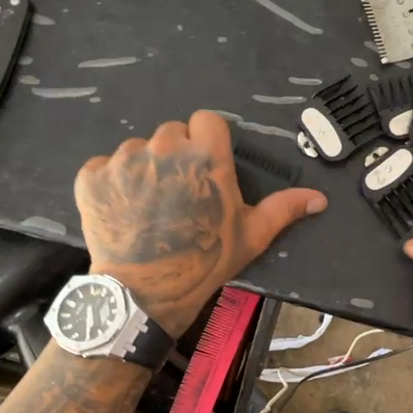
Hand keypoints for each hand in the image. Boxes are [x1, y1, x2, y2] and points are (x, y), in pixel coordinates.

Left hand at [74, 112, 325, 335]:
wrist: (147, 291)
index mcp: (206, 156)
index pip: (206, 120)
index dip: (206, 141)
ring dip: (144, 168)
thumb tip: (320, 198)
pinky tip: (124, 210)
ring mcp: (124, 160)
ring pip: (137, 149)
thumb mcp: (252, 235)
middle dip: (176, 155)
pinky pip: (104, 166)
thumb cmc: (206, 260)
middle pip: (171, 133)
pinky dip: (112, 183)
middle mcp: (164, 148)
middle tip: (181, 193)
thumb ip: (284, 209)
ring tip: (150, 206)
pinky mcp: (92, 176)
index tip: (206, 167)